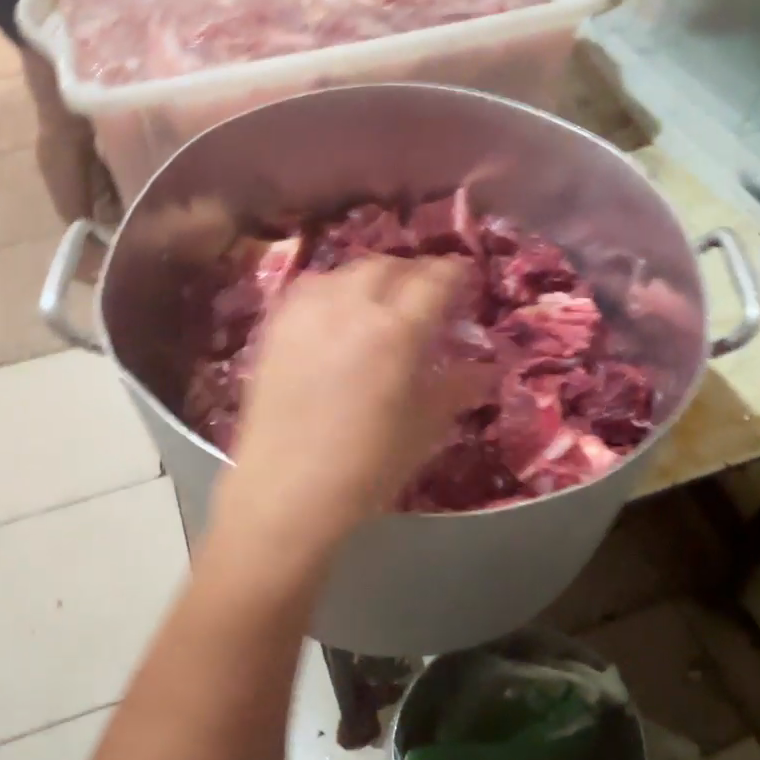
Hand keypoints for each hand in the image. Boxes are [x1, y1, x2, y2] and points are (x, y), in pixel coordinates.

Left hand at [214, 255, 482, 555]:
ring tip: (383, 301)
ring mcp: (306, 313)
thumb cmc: (366, 468)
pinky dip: (334, 290)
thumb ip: (455, 388)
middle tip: (427, 294)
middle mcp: (350, 307)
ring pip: (347, 272)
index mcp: (396, 331)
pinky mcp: (274, 327)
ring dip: (373, 278)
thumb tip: (484, 368)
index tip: (465, 281)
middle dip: (414, 273)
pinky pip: (311, 288)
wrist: (285, 492)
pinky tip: (339, 314)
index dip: (455, 274)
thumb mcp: (424, 430)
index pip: (436, 280)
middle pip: (389, 266)